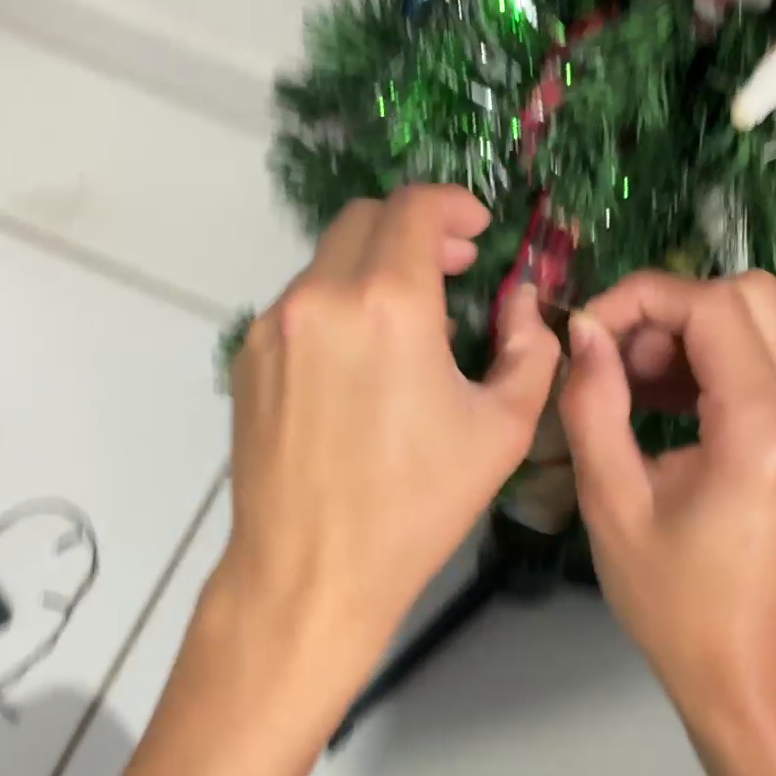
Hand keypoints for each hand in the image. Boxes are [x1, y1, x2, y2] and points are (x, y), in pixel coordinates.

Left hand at [218, 186, 561, 679]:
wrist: (311, 571)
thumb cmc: (416, 505)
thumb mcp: (502, 428)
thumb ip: (529, 347)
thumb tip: (521, 301)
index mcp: (387, 303)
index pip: (414, 208)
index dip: (453, 205)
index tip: (476, 230)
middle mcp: (319, 297)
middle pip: (365, 219)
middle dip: (414, 230)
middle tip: (452, 268)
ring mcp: (272, 326)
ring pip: (328, 262)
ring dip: (373, 269)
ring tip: (409, 325)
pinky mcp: (246, 358)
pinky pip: (299, 306)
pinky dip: (337, 307)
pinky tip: (359, 362)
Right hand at [558, 271, 775, 715]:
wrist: (750, 672)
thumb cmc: (672, 602)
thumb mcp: (612, 503)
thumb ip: (593, 405)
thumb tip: (585, 331)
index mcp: (763, 432)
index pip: (711, 307)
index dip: (640, 300)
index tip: (587, 333)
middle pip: (749, 295)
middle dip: (669, 309)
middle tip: (617, 360)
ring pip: (761, 321)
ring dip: (689, 333)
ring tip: (633, 386)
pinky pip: (769, 360)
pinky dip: (713, 359)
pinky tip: (666, 403)